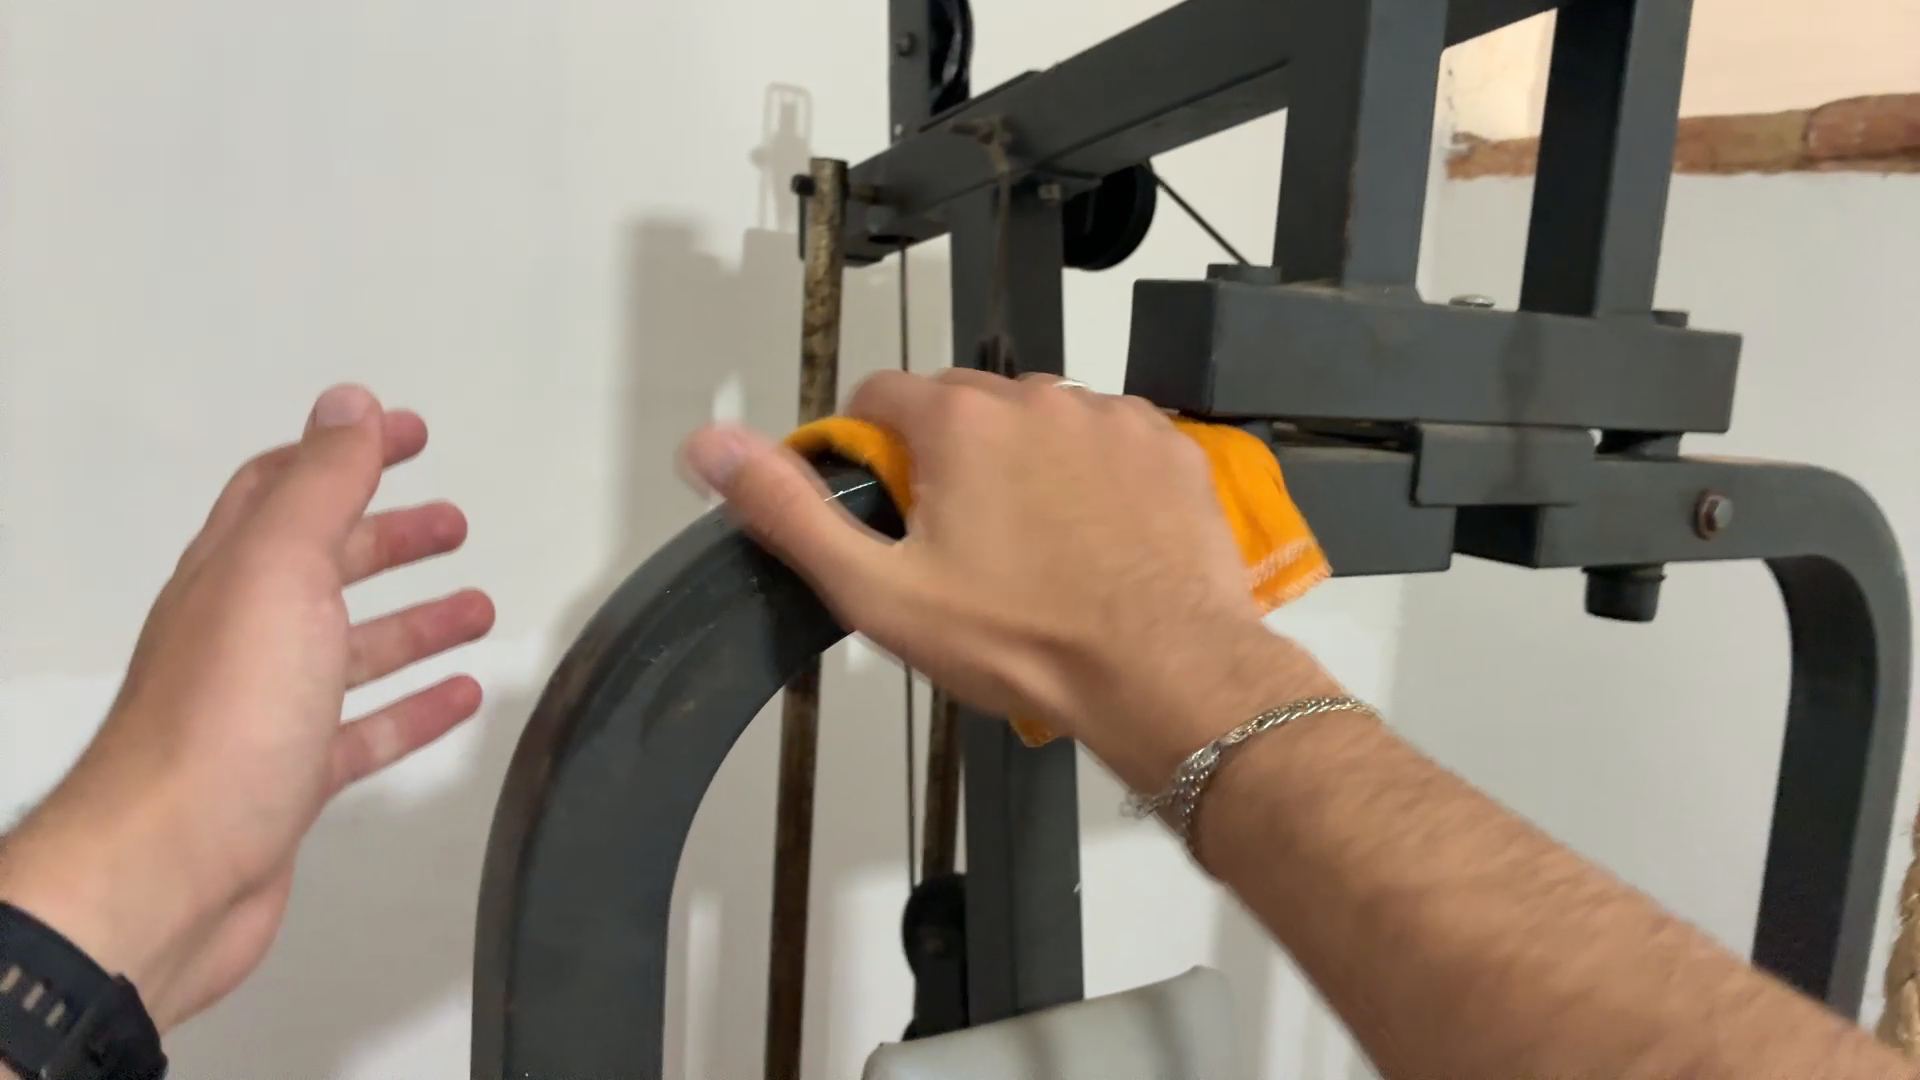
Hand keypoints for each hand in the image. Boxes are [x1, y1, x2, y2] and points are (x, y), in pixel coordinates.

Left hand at [0, 384, 493, 1030]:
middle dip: (394, 538)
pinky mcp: (300, 770)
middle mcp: (249, 634)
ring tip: (478, 608)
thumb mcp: (280, 574)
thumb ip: (320, 487)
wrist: (171, 874)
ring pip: (357, 647)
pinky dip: (420, 704)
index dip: (349, 453)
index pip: (289, 491)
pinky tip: (462, 695)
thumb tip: (351, 405)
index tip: (411, 434)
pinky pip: (372, 724)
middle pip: (328, 568)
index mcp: (238, 580)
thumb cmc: (231, 716)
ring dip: (421, 621)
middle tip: (454, 523)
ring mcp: (273, 706)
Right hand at [677, 369, 1331, 791]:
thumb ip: (791, 511)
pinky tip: (1090, 532)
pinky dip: (1087, 471)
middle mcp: (1037, 399)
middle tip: (962, 538)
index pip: (881, 395)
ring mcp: (1108, 417)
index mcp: (961, 422)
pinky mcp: (1161, 444)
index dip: (871, 445)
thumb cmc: (1027, 640)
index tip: (890, 498)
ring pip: (1035, 421)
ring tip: (1033, 543)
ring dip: (1021, 462)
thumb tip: (713, 449)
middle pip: (961, 407)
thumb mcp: (881, 590)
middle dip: (947, 457)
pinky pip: (1103, 438)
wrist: (1161, 672)